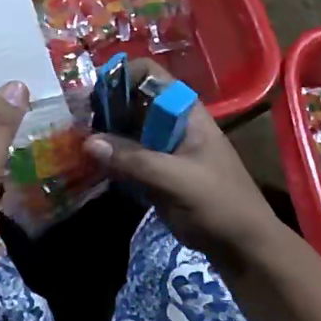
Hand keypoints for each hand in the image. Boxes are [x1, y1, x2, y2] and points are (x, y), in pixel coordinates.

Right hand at [83, 59, 284, 262]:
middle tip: (76, 129)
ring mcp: (164, 148)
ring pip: (127, 130)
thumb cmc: (218, 205)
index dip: (119, 78)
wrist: (245, 246)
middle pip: (132, 100)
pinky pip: (128, 157)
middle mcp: (171, 123)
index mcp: (184, 112)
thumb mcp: (176, 181)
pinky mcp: (157, 172)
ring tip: (76, 148)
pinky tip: (90, 168)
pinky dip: (110, 159)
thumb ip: (133, 160)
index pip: (147, 74)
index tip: (92, 102)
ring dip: (103, 136)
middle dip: (104, 110)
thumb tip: (87, 142)